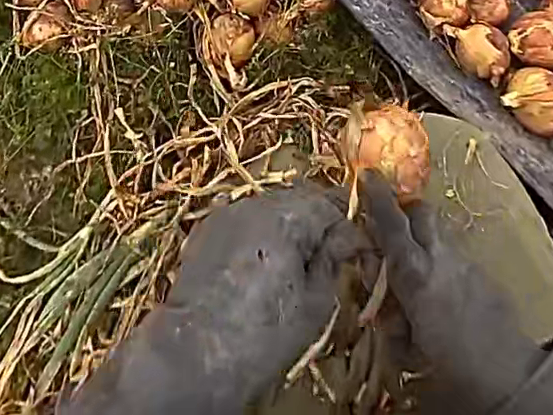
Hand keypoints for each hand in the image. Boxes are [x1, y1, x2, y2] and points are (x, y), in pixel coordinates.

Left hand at [59, 185, 367, 414]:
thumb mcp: (314, 304)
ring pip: (271, 206)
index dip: (348, 226)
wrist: (193, 354)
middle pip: (299, 199)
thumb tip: (346, 238)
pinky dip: (259, 230)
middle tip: (333, 250)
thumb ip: (331, 260)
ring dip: (289, 223)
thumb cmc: (260, 336)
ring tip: (298, 257)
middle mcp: (256, 203)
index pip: (329, 204)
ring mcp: (229, 211)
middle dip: (319, 220)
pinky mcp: (208, 226)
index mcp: (287, 217)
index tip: (359, 248)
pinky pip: (244, 217)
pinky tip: (264, 255)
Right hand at [359, 171, 550, 410]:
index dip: (377, 196)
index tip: (367, 174)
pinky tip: (442, 287)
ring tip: (416, 261)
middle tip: (390, 221)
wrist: (511, 380)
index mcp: (414, 272)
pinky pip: (455, 253)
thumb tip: (380, 295)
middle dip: (403, 209)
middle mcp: (439, 257)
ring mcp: (465, 262)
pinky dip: (442, 259)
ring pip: (439, 231)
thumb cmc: (449, 368)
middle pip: (420, 211)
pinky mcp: (483, 275)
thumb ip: (389, 314)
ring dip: (423, 234)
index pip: (390, 223)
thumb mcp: (404, 345)